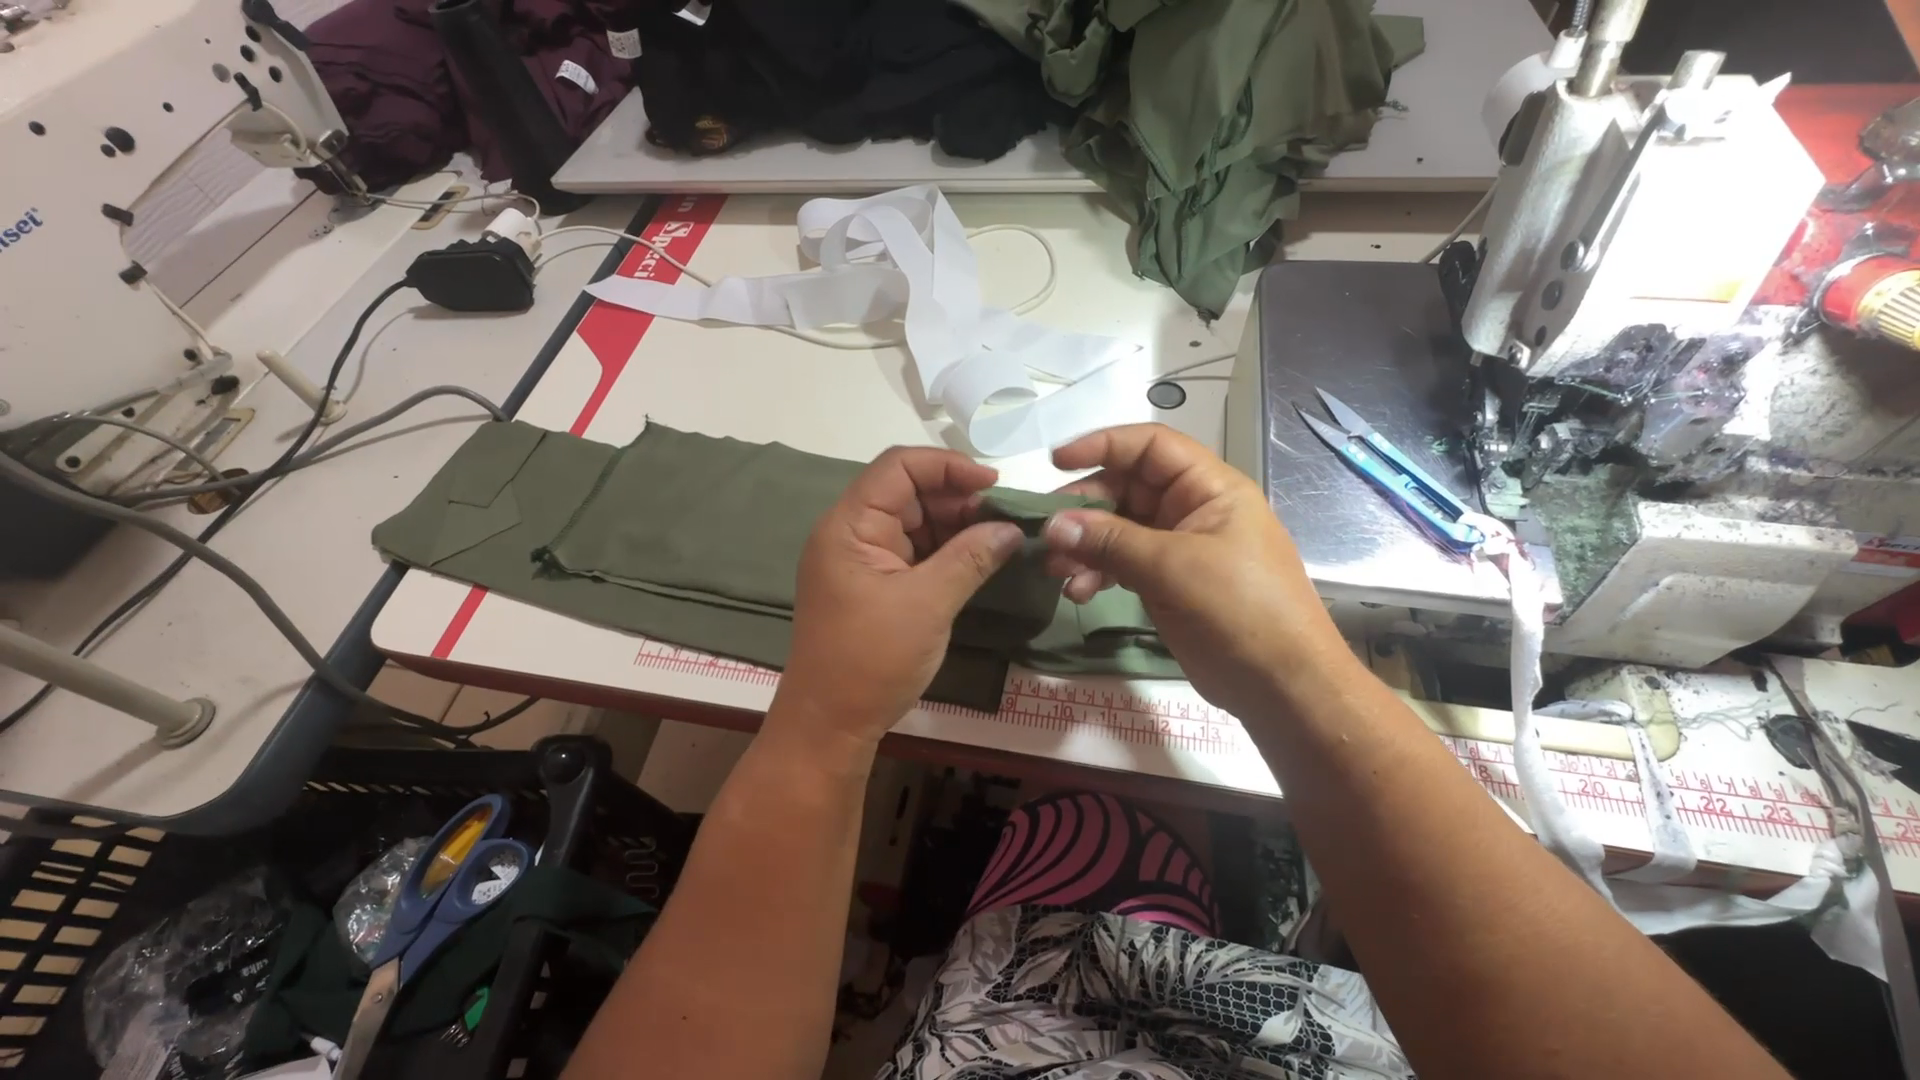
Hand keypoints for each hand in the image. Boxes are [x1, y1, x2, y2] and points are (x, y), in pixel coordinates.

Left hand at [772, 447, 1025, 747]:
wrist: (830, 725)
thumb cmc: (872, 660)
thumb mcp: (928, 604)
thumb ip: (971, 558)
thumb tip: (1012, 529)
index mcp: (849, 525)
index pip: (898, 467)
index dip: (948, 466)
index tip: (994, 485)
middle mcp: (851, 533)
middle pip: (907, 492)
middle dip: (958, 498)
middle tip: (1006, 518)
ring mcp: (861, 560)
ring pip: (913, 522)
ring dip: (956, 526)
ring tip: (1001, 538)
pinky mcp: (872, 584)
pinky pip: (912, 552)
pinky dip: (945, 551)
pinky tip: (979, 558)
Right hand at [1041, 424, 1349, 717]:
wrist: (1281, 685)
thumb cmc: (1240, 609)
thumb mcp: (1173, 567)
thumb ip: (1110, 541)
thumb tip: (1052, 524)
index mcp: (1209, 488)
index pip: (1150, 446)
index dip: (1103, 445)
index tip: (1056, 462)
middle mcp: (1192, 510)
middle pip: (1127, 488)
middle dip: (1084, 507)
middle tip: (1046, 530)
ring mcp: (1179, 548)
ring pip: (1118, 530)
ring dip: (1084, 546)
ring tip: (1054, 570)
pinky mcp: (1168, 583)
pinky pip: (1122, 564)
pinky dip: (1097, 573)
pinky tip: (1079, 591)